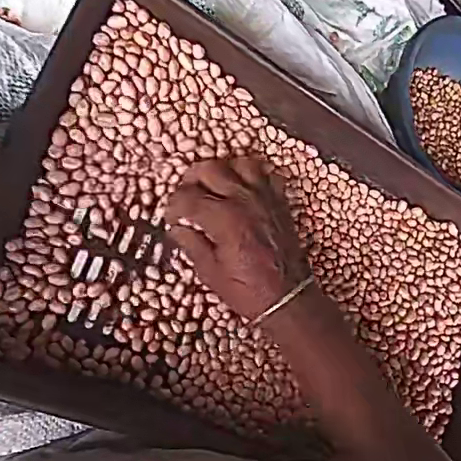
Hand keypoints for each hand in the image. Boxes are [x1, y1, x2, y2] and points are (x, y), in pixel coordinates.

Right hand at [164, 157, 309, 320]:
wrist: (288, 298)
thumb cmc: (250, 291)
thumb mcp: (211, 273)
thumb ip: (192, 245)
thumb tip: (178, 229)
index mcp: (224, 219)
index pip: (188, 197)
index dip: (174, 205)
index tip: (172, 216)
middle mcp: (245, 201)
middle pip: (210, 169)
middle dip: (191, 179)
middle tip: (186, 195)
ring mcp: (265, 199)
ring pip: (239, 163)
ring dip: (222, 170)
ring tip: (213, 186)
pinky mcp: (280, 203)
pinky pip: (266, 175)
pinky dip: (251, 175)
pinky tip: (241, 188)